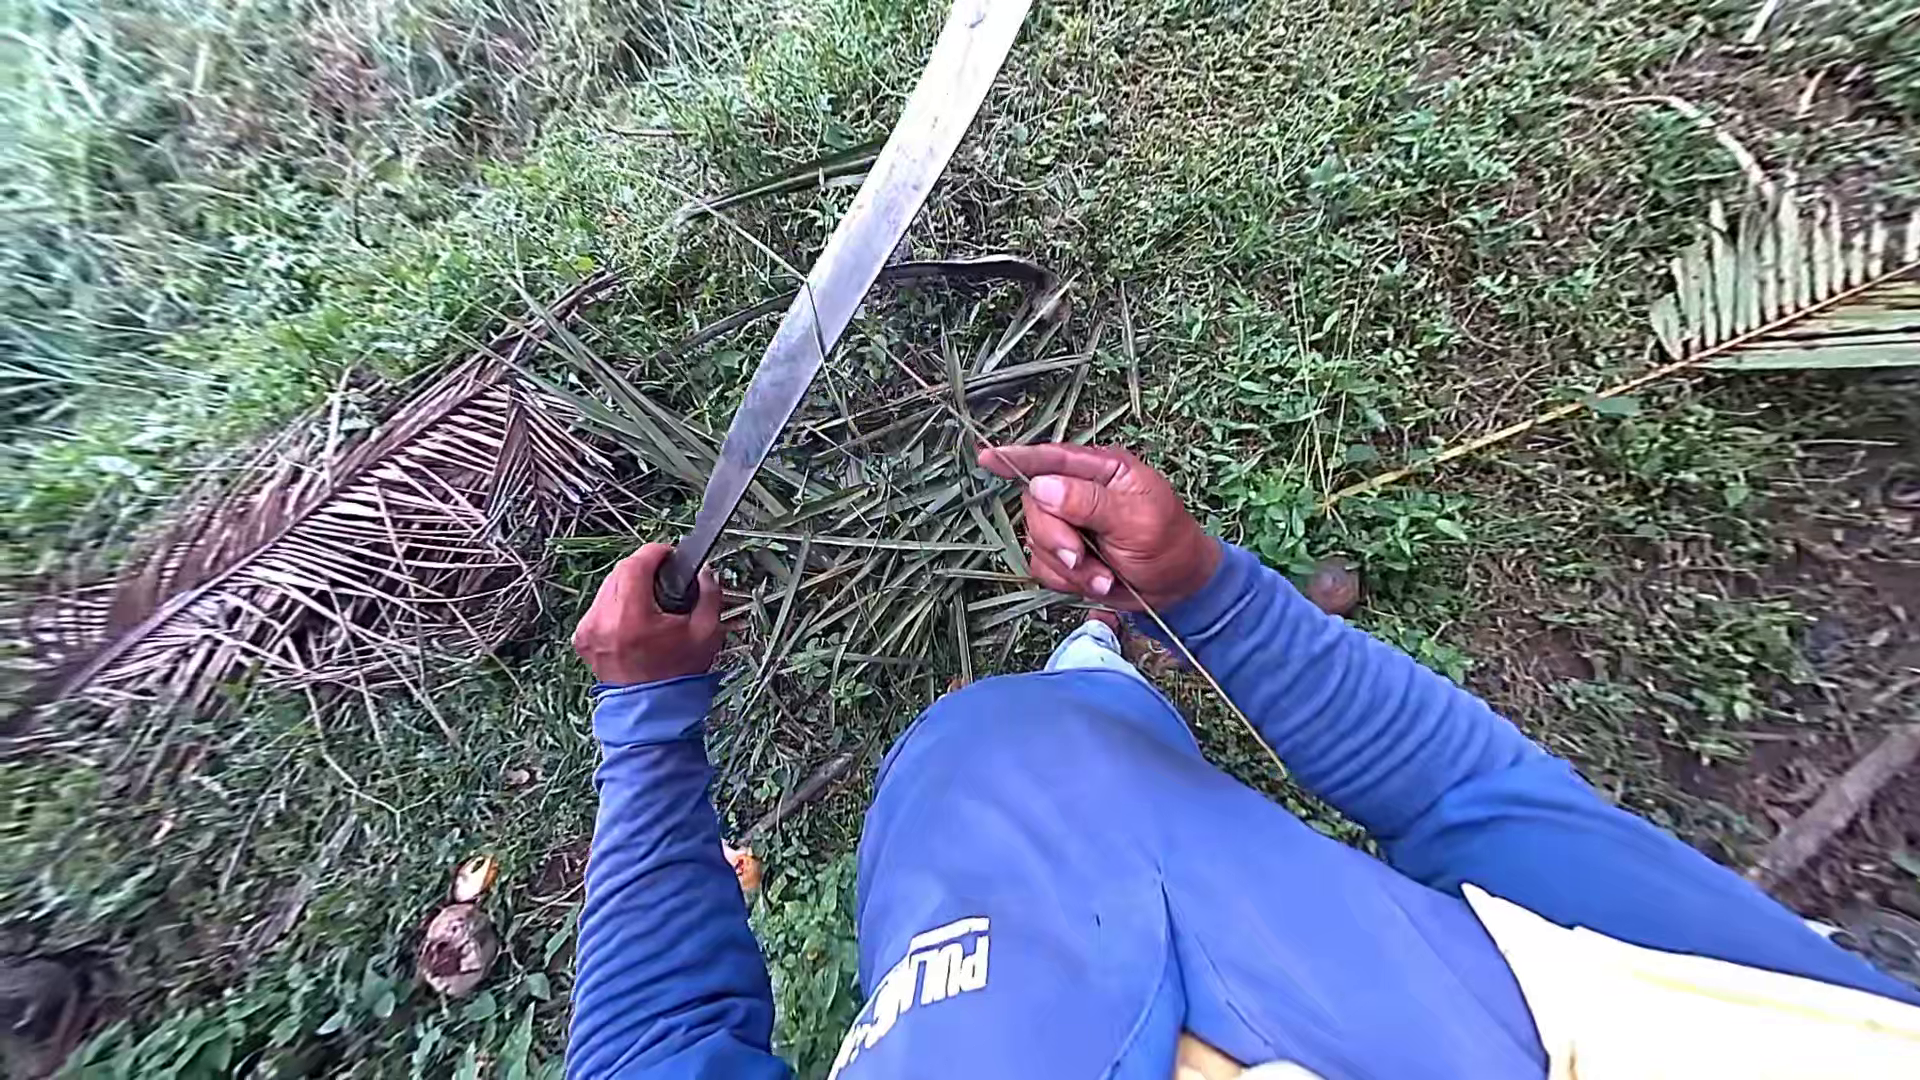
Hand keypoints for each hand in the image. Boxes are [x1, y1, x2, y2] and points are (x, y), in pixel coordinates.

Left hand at [573, 544, 723, 684]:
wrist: (653, 709)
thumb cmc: (680, 672)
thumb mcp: (707, 632)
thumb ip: (709, 595)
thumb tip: (704, 572)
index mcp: (632, 618)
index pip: (634, 566)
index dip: (654, 553)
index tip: (670, 553)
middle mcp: (602, 621)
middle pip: (619, 572)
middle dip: (643, 567)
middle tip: (666, 573)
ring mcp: (588, 630)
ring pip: (607, 587)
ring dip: (630, 583)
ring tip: (652, 595)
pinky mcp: (582, 638)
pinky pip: (599, 606)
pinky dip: (618, 602)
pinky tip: (636, 614)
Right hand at [978, 443, 1218, 610]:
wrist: (1177, 590)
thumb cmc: (1169, 545)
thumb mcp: (1137, 519)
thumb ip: (1089, 501)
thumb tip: (1041, 485)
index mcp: (1101, 470)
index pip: (1052, 458)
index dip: (1017, 458)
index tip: (987, 459)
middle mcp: (1077, 492)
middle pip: (1035, 505)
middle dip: (1056, 538)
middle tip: (1083, 558)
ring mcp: (1068, 524)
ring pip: (1035, 540)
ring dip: (1068, 566)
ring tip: (1104, 575)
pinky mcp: (1062, 555)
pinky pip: (1040, 566)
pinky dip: (1065, 581)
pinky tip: (1095, 582)